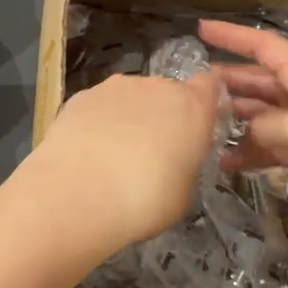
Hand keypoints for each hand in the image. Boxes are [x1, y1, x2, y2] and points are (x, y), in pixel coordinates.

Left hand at [26, 71, 221, 248]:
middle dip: (162, 116)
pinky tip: (87, 151)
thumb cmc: (144, 201)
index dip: (205, 102)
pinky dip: (97, 122)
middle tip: (151, 152)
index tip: (198, 126)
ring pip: (130, 97)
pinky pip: (99, 106)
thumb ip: (184, 168)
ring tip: (113, 154)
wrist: (77, 195)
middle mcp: (157, 87)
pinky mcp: (80, 96)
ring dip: (128, 117)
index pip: (210, 86)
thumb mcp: (183, 195)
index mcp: (192, 108)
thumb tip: (174, 164)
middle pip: (167, 92)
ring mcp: (115, 88)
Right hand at [202, 19, 287, 217]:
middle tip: (191, 90)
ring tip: (202, 132)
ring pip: (264, 119)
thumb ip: (267, 127)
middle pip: (260, 84)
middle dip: (228, 84)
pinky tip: (228, 164)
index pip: (265, 49)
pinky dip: (253, 155)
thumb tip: (243, 129)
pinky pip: (274, 148)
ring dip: (237, 125)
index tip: (202, 28)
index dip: (234, 38)